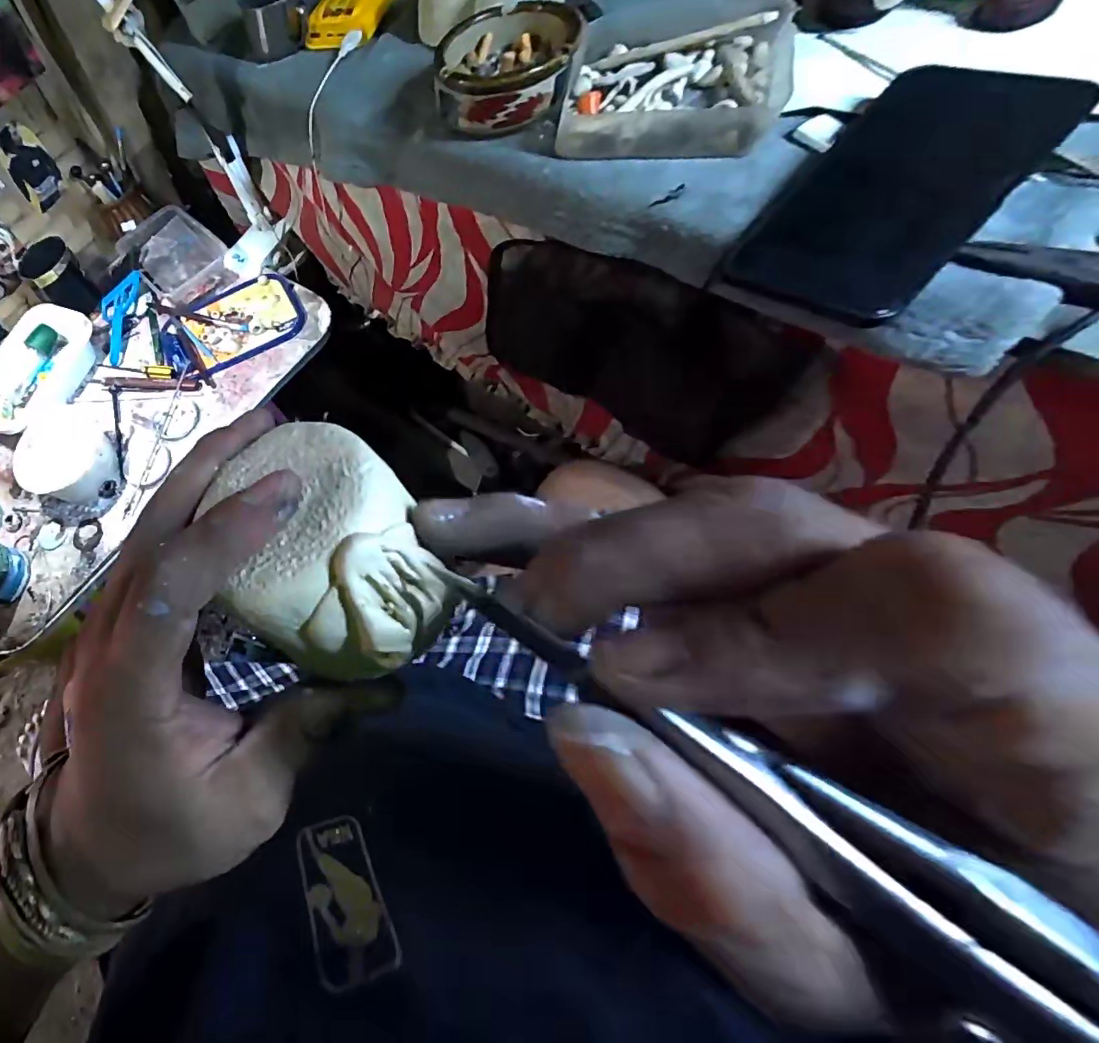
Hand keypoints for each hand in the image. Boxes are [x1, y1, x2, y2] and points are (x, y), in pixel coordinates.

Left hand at [44, 409, 394, 917]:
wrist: (84, 838)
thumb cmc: (160, 829)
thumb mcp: (243, 802)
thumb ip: (299, 733)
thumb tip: (371, 683)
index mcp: (128, 683)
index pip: (168, 586)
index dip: (224, 533)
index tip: (284, 490)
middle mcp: (104, 637)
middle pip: (148, 534)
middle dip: (205, 470)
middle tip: (266, 424)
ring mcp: (100, 622)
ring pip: (144, 532)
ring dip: (196, 479)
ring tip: (250, 439)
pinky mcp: (113, 619)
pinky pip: (151, 551)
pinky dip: (189, 512)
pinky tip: (224, 493)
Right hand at [475, 477, 1098, 1030]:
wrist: (985, 931)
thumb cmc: (949, 982)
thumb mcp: (845, 982)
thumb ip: (732, 883)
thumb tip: (578, 732)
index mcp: (1046, 731)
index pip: (932, 614)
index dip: (759, 628)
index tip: (614, 673)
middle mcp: (937, 620)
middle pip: (779, 524)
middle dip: (629, 553)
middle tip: (526, 605)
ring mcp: (844, 596)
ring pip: (707, 510)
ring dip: (572, 523)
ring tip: (453, 533)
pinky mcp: (767, 599)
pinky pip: (666, 535)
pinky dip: (569, 533)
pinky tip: (483, 536)